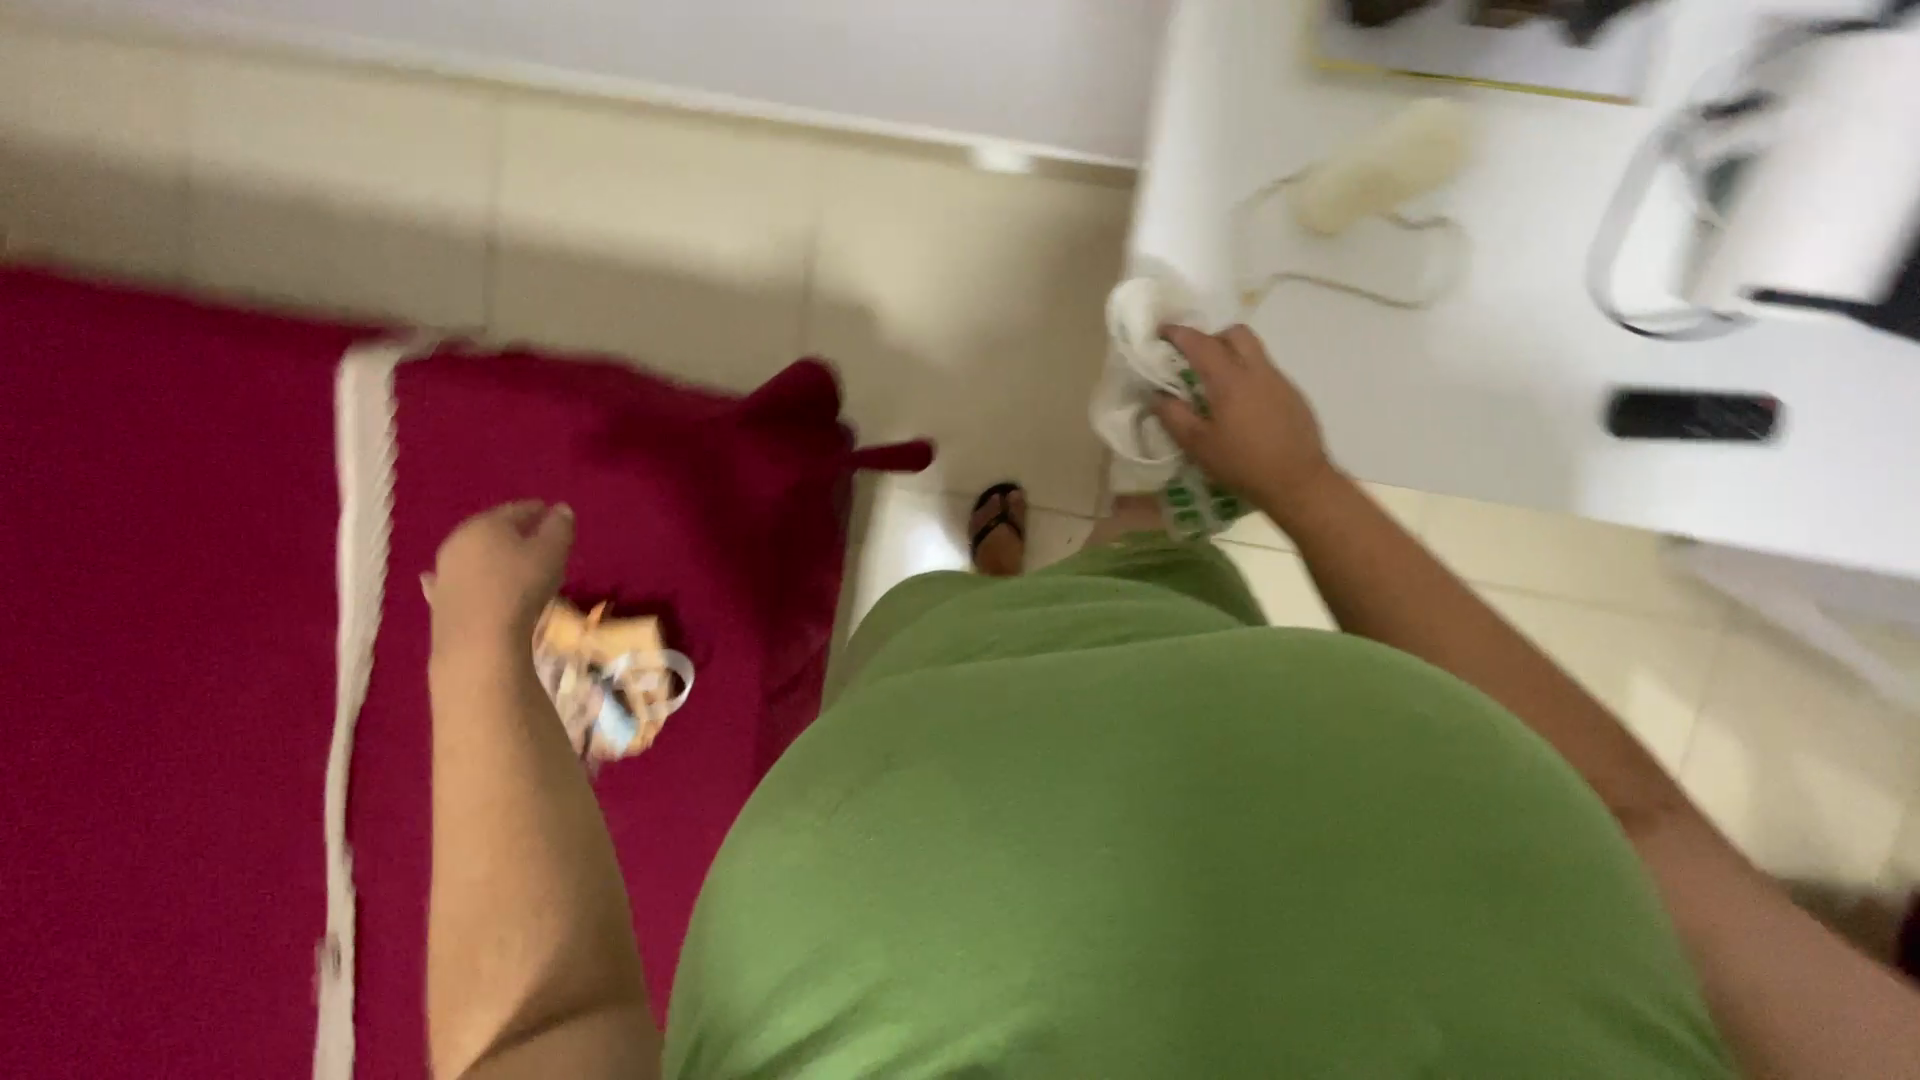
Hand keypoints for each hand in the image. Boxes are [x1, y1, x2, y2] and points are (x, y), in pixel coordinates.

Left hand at [424, 500, 573, 657]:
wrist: (479, 640)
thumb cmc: (522, 587)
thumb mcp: (553, 552)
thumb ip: (559, 527)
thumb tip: (560, 509)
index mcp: (487, 523)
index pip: (518, 509)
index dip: (540, 511)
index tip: (555, 517)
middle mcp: (459, 540)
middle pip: (493, 530)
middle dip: (516, 533)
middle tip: (539, 542)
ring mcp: (445, 570)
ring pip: (475, 555)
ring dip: (494, 556)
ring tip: (514, 565)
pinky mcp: (439, 599)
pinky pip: (456, 581)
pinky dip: (464, 577)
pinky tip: (455, 578)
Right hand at [1152, 324, 1339, 520]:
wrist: (1299, 483)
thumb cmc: (1242, 465)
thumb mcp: (1198, 446)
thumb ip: (1174, 416)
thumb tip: (1157, 395)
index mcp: (1230, 381)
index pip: (1201, 343)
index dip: (1179, 334)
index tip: (1162, 333)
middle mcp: (1258, 371)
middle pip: (1236, 333)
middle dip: (1212, 337)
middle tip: (1195, 358)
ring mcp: (1280, 381)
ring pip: (1254, 352)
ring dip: (1232, 356)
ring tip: (1217, 386)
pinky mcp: (1294, 396)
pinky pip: (1267, 373)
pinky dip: (1249, 378)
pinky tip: (1243, 409)